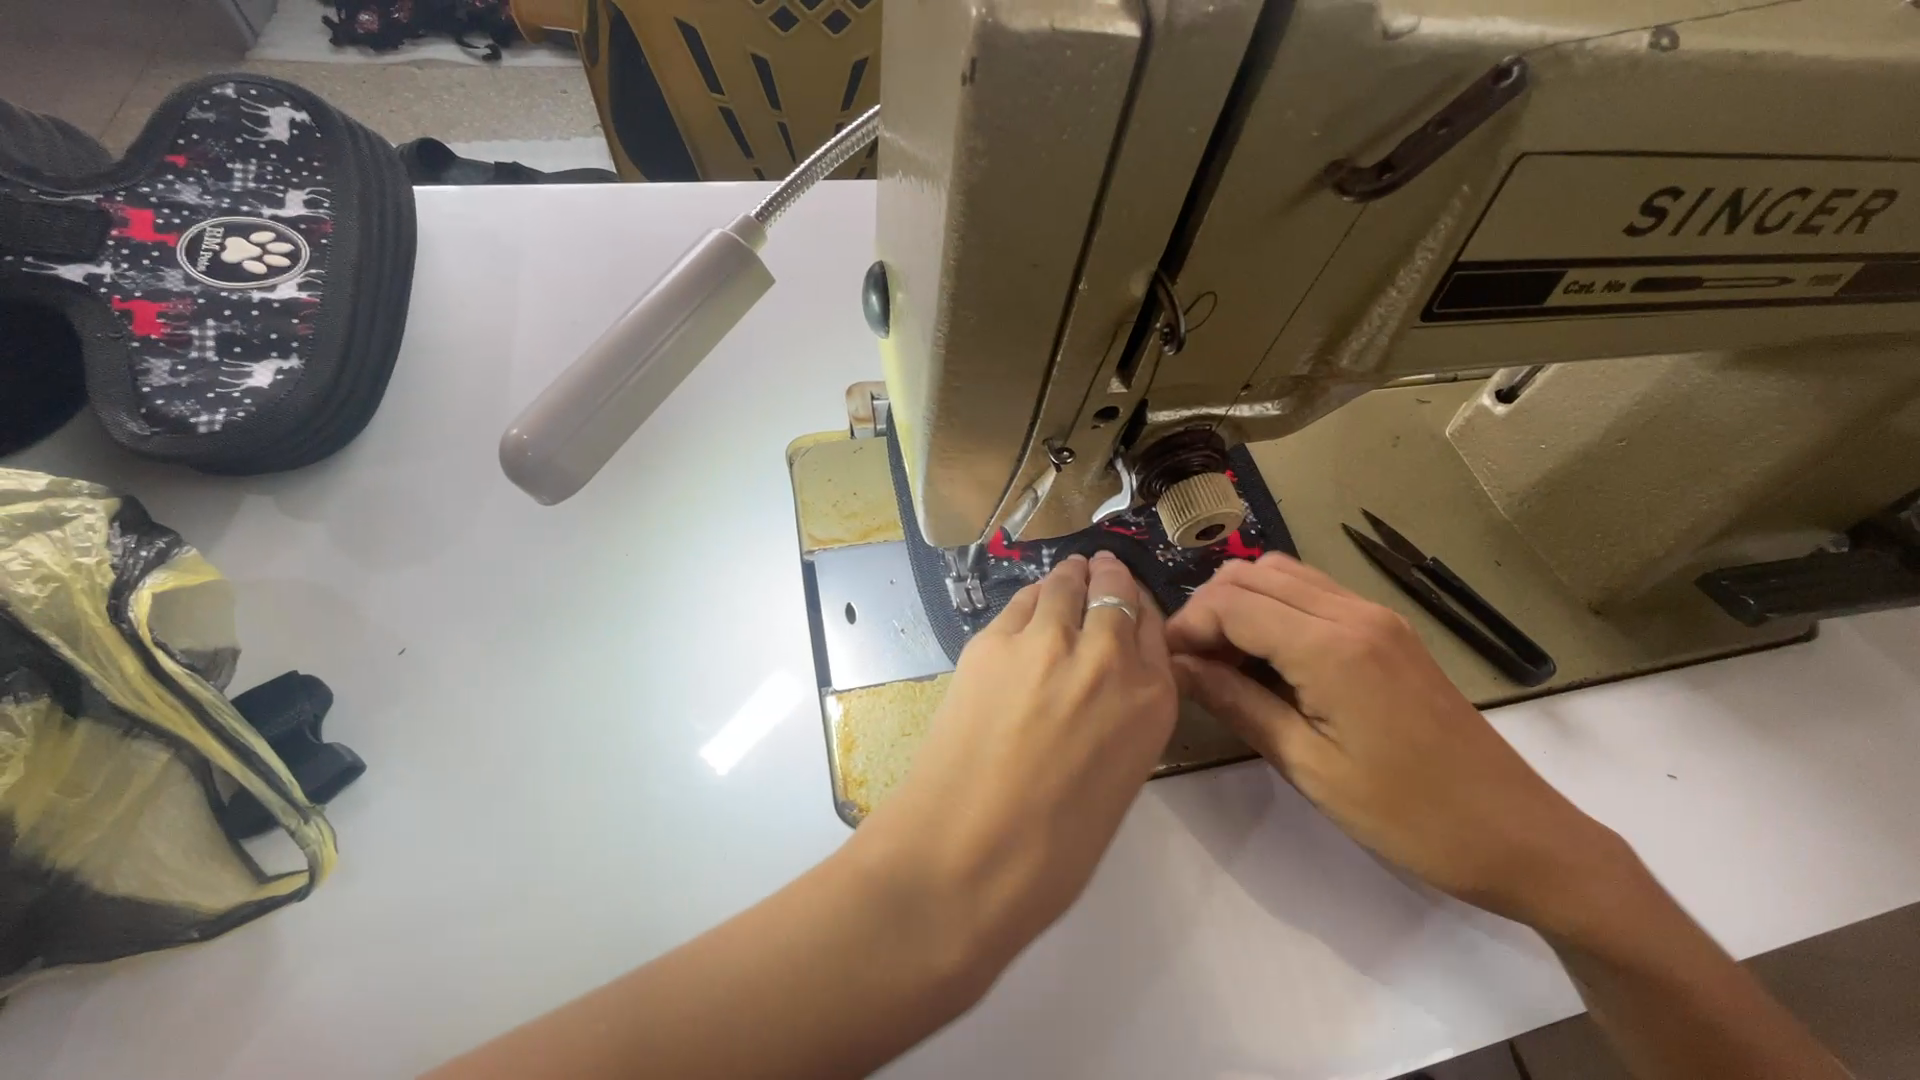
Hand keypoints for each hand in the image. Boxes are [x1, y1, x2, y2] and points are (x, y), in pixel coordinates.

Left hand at [860, 551, 1178, 971]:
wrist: (966, 855)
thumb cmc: (1053, 849)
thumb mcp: (1117, 779)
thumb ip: (1120, 720)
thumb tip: (1100, 693)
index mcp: (1151, 701)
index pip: (1153, 629)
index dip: (1138, 611)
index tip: (1129, 603)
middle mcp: (1106, 657)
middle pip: (1113, 594)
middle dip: (1108, 581)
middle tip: (1100, 572)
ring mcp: (1045, 642)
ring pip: (1064, 586)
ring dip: (1068, 580)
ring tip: (1067, 576)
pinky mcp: (990, 642)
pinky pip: (1019, 604)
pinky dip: (1029, 600)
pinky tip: (1027, 606)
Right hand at [1166, 553, 1629, 931]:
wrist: (1518, 834)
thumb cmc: (1407, 815)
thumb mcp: (1309, 767)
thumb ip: (1237, 704)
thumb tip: (1178, 667)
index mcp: (1331, 647)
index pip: (1231, 603)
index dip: (1187, 627)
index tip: (1167, 668)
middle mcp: (1353, 612)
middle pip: (1252, 574)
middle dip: (1208, 610)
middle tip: (1194, 667)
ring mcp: (1376, 615)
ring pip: (1283, 574)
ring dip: (1241, 605)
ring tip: (1226, 662)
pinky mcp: (1389, 629)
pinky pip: (1314, 593)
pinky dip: (1276, 609)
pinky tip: (1270, 659)